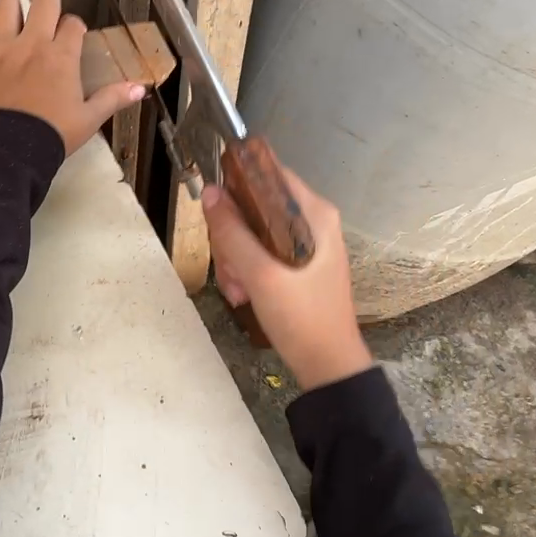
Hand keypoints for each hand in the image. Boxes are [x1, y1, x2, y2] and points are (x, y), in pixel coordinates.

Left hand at [0, 0, 145, 156]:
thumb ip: (111, 100)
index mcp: (61, 56)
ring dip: (10, 11)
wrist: (0, 155)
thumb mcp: (86, 122)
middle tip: (44, 22)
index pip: (73, 24)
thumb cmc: (49, 139)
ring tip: (11, 27)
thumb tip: (140, 88)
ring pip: (5, 3)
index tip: (71, 42)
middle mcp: (30, 43)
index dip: (73, 30)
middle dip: (48, 5)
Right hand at [202, 167, 374, 388]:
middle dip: (231, 235)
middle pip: (254, 204)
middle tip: (230, 266)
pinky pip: (259, 251)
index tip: (216, 211)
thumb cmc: (300, 316)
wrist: (327, 364)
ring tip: (237, 287)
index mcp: (313, 212)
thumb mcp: (260, 273)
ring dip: (234, 258)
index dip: (236, 184)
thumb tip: (209, 192)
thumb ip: (232, 231)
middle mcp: (310, 220)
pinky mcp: (296, 263)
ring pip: (251, 230)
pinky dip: (245, 270)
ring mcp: (304, 242)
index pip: (268, 172)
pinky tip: (243, 293)